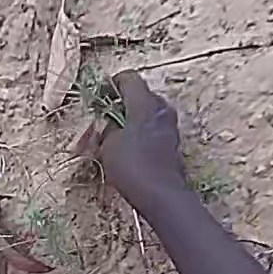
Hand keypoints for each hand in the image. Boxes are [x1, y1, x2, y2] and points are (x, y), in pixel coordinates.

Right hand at [99, 71, 193, 218]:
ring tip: (114, 141)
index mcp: (145, 103)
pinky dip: (140, 136)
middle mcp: (162, 109)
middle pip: (139, 97)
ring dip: (130, 123)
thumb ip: (108, 128)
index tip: (100, 97)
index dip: (112, 85)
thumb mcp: (108, 145)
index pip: (129, 79)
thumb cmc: (131, 166)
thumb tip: (111, 124)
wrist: (160, 194)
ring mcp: (170, 127)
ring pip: (147, 116)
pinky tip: (128, 153)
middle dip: (121, 107)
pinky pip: (153, 131)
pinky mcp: (172, 144)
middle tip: (104, 122)